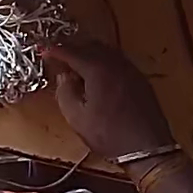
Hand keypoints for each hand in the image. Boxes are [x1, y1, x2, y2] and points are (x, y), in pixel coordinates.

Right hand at [44, 40, 173, 161]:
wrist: (147, 148)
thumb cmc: (108, 135)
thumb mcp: (77, 118)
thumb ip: (65, 92)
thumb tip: (63, 75)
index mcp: (97, 69)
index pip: (72, 52)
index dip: (56, 50)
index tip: (44, 50)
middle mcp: (115, 62)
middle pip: (90, 45)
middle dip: (72, 47)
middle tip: (59, 54)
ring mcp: (130, 68)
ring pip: (105, 50)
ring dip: (88, 51)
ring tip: (76, 62)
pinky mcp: (139, 77)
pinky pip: (116, 59)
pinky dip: (102, 59)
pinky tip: (98, 72)